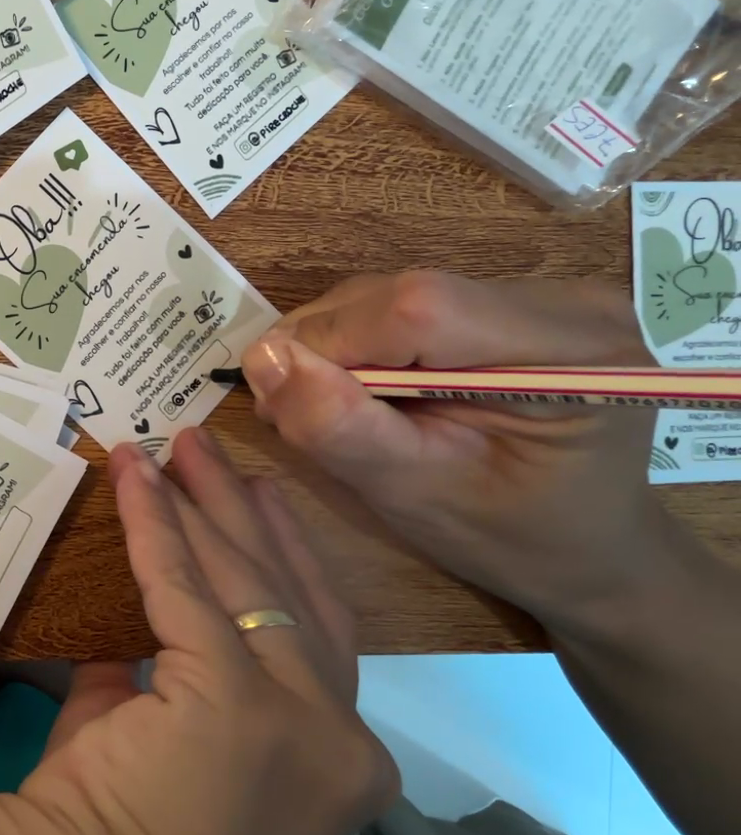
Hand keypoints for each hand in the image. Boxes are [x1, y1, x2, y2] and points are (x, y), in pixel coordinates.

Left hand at [19, 429, 395, 834]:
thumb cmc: (118, 814)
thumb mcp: (155, 731)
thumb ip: (156, 674)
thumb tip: (134, 624)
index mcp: (332, 751)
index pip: (312, 629)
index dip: (283, 555)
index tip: (256, 496)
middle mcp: (340, 736)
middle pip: (289, 593)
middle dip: (247, 512)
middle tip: (210, 447)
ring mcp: (299, 719)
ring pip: (244, 580)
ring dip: (204, 501)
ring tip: (179, 444)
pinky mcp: (236, 697)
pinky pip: (181, 583)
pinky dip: (152, 521)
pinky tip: (133, 474)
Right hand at [238, 272, 675, 634]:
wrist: (574, 542)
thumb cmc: (507, 536)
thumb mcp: (413, 494)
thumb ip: (338, 426)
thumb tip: (261, 357)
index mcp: (569, 352)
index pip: (418, 311)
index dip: (332, 348)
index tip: (297, 408)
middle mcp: (554, 301)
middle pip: (388, 297)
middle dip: (319, 354)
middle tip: (304, 420)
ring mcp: (521, 292)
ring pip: (371, 295)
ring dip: (323, 350)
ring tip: (334, 411)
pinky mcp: (485, 298)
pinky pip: (379, 302)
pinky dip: (343, 345)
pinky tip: (358, 389)